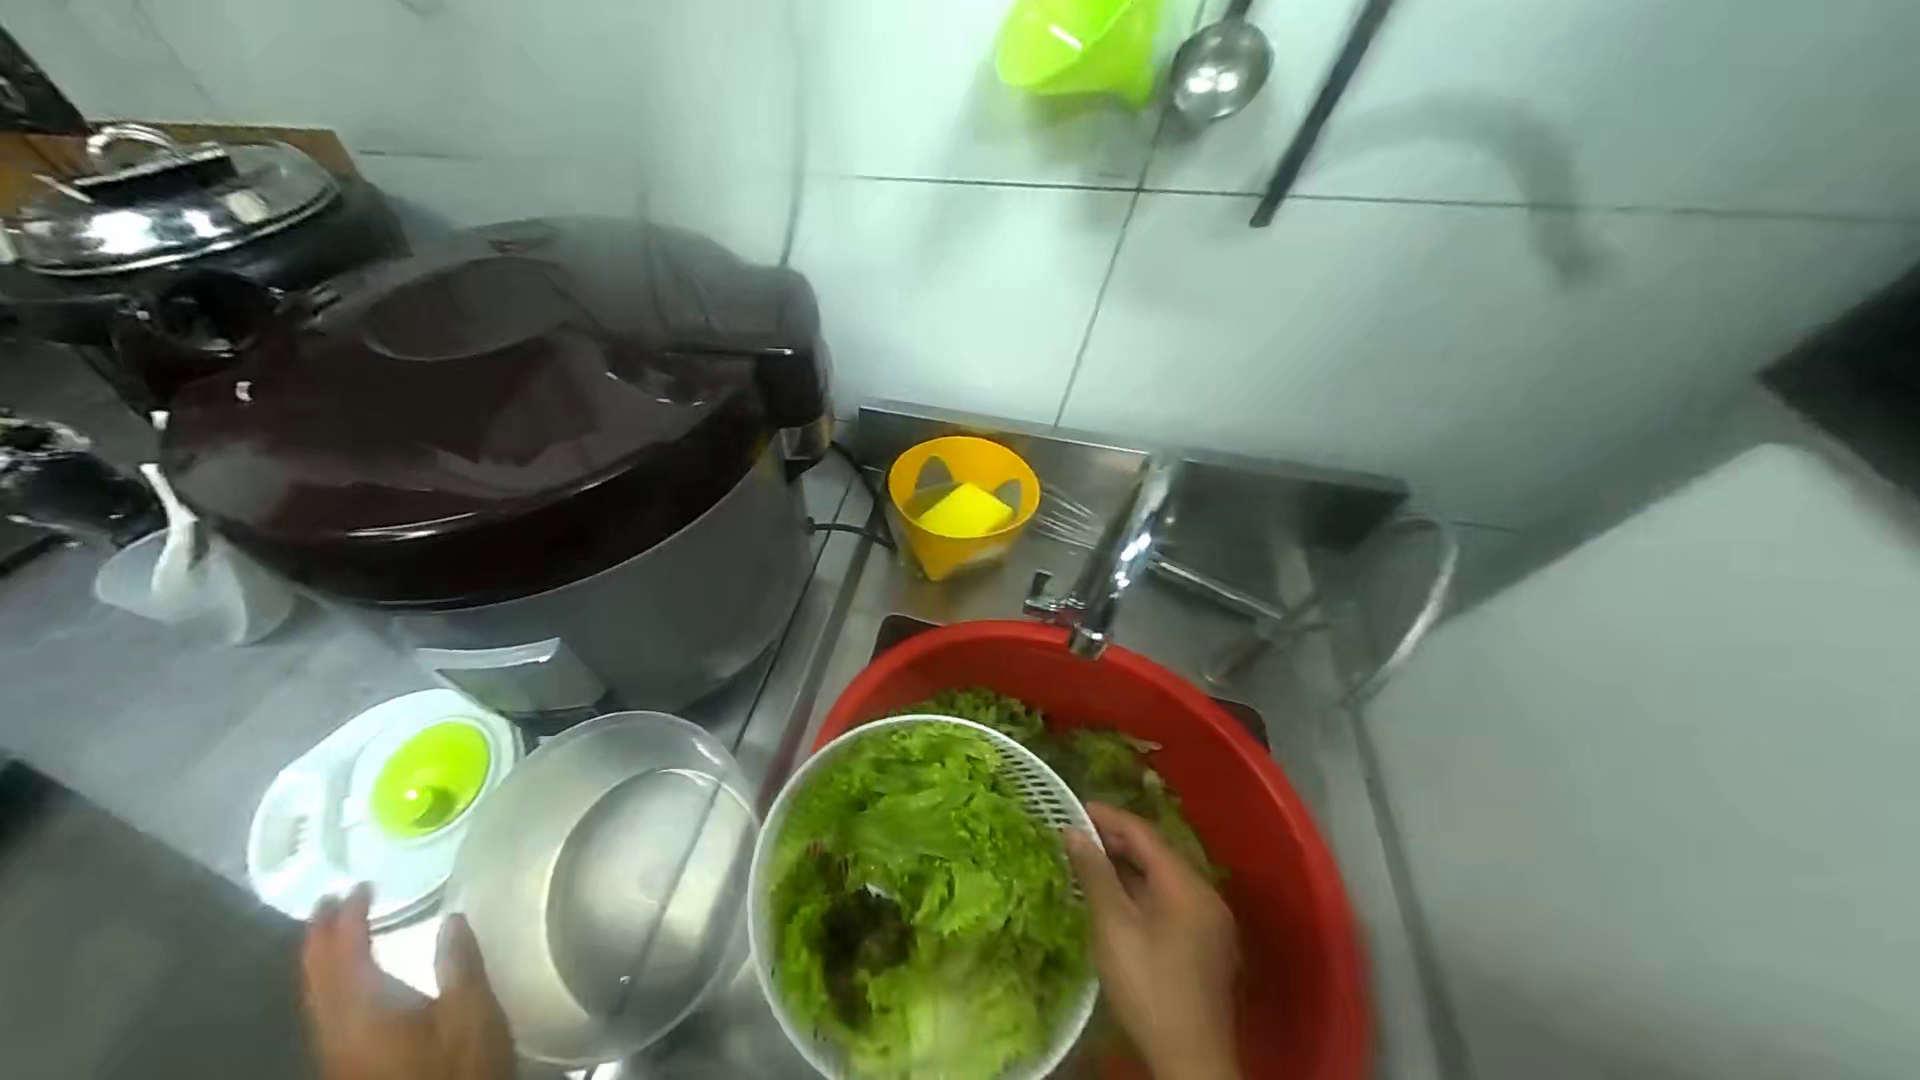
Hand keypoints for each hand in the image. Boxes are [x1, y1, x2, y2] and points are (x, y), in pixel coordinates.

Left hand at [301, 885, 514, 1079]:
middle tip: (329, 899)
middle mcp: (340, 1033)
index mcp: (367, 1015)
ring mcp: (341, 1053)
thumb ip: (459, 964)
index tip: (359, 886)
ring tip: (331, 928)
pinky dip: (330, 981)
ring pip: (316, 999)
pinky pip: (327, 1010)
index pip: (345, 959)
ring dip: (320, 959)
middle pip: (316, 981)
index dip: (346, 921)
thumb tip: (450, 918)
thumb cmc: (460, 1068)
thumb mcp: (473, 1013)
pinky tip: (348, 976)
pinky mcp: (351, 1063)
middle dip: (318, 939)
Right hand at [1066, 803, 1240, 1079]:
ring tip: (1093, 860)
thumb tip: (1074, 832)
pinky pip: (1172, 896)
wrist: (1191, 1059)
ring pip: (1165, 875)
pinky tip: (1119, 895)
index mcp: (1186, 884)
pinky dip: (1143, 887)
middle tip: (1079, 835)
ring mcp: (1210, 918)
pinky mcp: (1207, 940)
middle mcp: (1205, 892)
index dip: (1109, 817)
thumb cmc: (1148, 987)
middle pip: (1158, 851)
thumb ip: (1095, 873)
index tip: (1076, 808)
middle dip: (1118, 839)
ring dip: (1130, 864)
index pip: (1144, 834)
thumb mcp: (1113, 927)